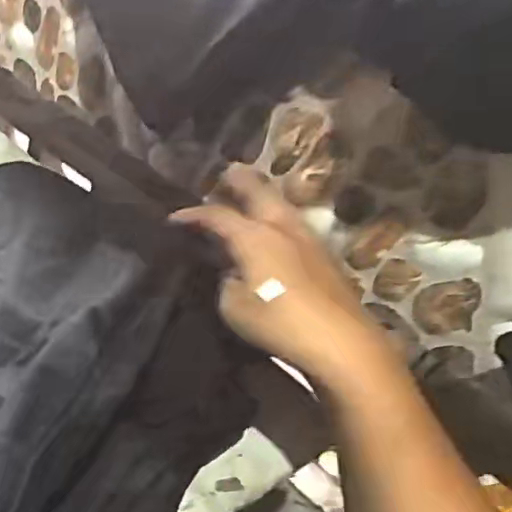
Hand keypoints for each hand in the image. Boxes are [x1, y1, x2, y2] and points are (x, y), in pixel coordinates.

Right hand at [172, 164, 378, 383]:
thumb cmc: (279, 323)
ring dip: (261, 196)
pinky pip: (292, 223)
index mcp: (254, 237)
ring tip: (248, 199)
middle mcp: (281, 226)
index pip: (217, 216)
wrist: (338, 338)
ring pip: (279, 203)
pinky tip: (272, 231)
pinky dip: (275, 218)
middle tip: (224, 174)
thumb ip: (227, 282)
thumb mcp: (235, 308)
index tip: (174, 218)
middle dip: (237, 180)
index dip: (193, 215)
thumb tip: (233, 271)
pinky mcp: (323, 252)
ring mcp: (307, 236)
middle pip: (257, 190)